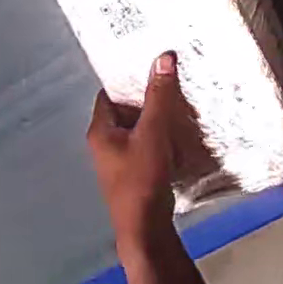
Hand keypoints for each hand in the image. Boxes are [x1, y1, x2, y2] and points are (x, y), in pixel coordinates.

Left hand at [87, 51, 202, 251]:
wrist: (144, 225)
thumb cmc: (141, 176)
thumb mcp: (153, 131)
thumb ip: (159, 96)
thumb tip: (163, 58)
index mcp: (100, 131)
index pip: (109, 94)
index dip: (128, 78)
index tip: (152, 65)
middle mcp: (105, 142)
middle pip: (126, 109)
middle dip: (148, 95)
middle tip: (173, 79)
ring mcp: (120, 157)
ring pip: (139, 126)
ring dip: (157, 115)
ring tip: (182, 99)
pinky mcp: (136, 168)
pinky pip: (147, 140)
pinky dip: (161, 132)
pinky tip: (181, 128)